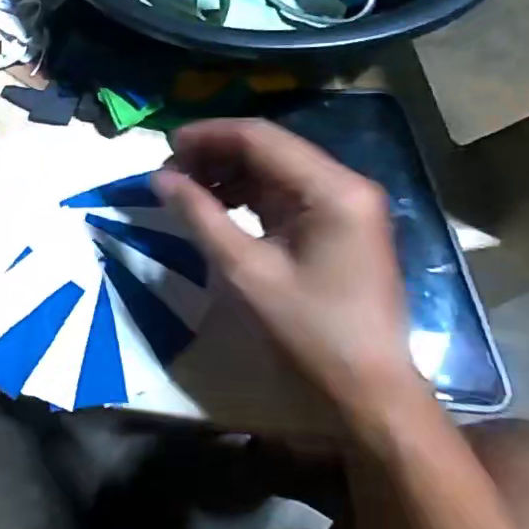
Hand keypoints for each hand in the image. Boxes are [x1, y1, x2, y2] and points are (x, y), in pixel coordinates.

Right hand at [152, 119, 416, 411]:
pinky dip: (250, 195)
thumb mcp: (246, 273)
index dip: (209, 135)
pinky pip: (286, 193)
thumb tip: (160, 178)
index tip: (167, 144)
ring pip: (276, 169)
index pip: (261, 139)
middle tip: (171, 171)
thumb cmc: (310, 333)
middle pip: (270, 149)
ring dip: (230, 173)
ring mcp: (344, 203)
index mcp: (332, 189)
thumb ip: (201, 217)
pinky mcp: (337, 223)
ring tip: (187, 188)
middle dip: (217, 154)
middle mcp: (344, 184)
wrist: (369, 392)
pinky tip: (218, 205)